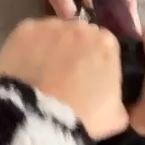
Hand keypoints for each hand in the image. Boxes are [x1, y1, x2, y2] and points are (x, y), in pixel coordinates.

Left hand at [0, 18, 128, 139]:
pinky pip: (30, 36)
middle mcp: (81, 26)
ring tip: (43, 73)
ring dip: (52, 47)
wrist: (39, 118)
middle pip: (80, 34)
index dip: (96, 60)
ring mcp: (51, 26)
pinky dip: (28, 48)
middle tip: (66, 75)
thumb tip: (116, 100)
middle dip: (76, 50)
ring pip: (54, 33)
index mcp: (107, 43)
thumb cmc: (83, 117)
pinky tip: (25, 67)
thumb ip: (121, 100)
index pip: (105, 44)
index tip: (89, 76)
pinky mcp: (24, 29)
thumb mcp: (116, 116)